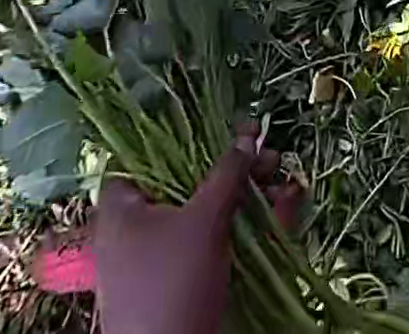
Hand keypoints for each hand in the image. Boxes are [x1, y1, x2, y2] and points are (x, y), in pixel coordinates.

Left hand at [92, 125, 303, 333]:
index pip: (142, 157)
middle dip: (232, 164)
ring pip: (208, 208)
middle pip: (187, 179)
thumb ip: (227, 173)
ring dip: (247, 189)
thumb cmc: (173, 285)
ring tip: (280, 172)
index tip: (216, 124)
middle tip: (265, 150)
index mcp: (124, 210)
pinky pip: (218, 236)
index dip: (178, 136)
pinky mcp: (188, 276)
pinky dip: (248, 219)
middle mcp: (140, 228)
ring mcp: (164, 255)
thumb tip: (249, 136)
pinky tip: (284, 202)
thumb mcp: (203, 219)